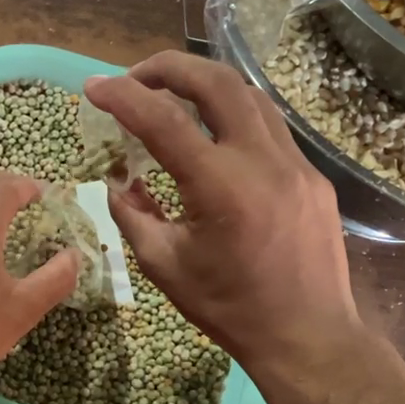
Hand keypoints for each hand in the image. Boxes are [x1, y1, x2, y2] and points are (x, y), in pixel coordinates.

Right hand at [82, 51, 362, 374]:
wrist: (306, 335)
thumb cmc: (227, 307)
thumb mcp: (163, 265)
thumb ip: (132, 215)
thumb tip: (116, 182)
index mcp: (220, 186)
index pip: (163, 121)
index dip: (122, 96)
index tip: (93, 86)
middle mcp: (262, 161)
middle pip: (216, 83)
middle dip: (169, 68)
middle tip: (134, 77)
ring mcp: (295, 164)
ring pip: (249, 95)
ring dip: (205, 84)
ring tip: (172, 95)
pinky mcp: (311, 175)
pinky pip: (269, 126)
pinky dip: (232, 114)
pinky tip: (213, 134)